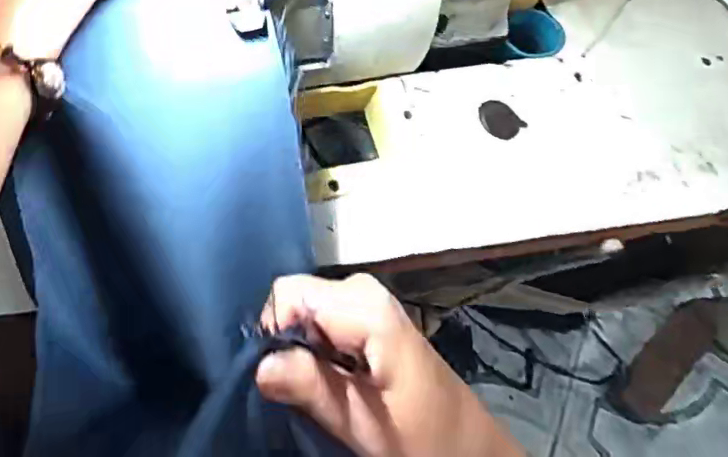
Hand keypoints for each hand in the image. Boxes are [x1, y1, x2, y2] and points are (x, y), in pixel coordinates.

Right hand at [257, 275, 524, 456]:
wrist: (469, 447)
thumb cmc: (422, 440)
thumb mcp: (363, 425)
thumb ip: (311, 387)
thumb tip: (259, 363)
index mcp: (364, 306)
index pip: (289, 293)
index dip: (277, 334)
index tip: (285, 380)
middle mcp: (362, 287)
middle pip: (296, 296)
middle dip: (289, 340)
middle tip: (307, 390)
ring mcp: (366, 296)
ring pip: (306, 306)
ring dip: (304, 346)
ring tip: (325, 387)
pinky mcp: (367, 310)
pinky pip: (322, 314)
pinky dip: (318, 344)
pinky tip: (337, 375)